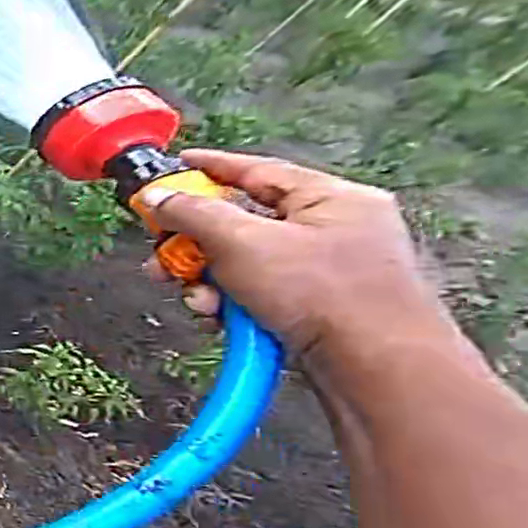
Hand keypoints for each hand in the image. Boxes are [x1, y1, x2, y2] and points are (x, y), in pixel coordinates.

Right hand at [136, 149, 450, 361]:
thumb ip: (193, 214)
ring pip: (238, 260)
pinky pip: (252, 289)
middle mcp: (329, 226)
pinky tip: (220, 316)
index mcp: (329, 199)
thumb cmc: (318, 291)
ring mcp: (321, 265)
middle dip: (192, 245)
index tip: (173, 166)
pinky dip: (227, 301)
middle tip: (161, 258)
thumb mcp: (242, 243)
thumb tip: (157, 196)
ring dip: (204, 280)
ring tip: (197, 299)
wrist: (371, 361)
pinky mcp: (310, 300)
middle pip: (237, 222)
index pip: (257, 171)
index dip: (210, 167)